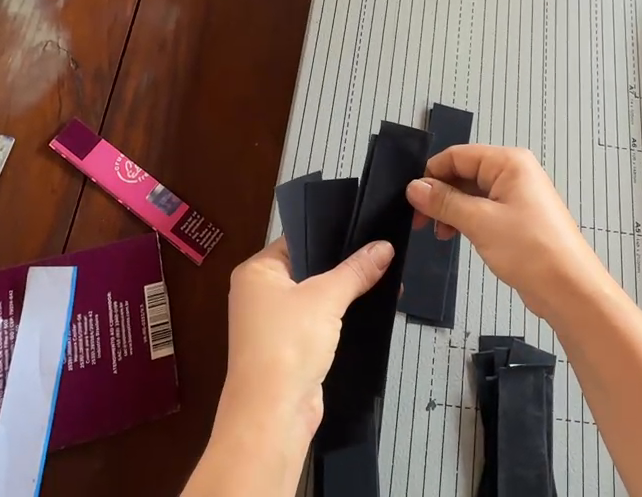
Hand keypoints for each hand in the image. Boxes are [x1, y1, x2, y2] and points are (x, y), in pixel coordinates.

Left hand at [220, 236, 392, 442]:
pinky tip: (369, 306)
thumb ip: (356, 271)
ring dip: (344, 293)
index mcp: (256, 271)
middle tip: (380, 250)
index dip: (330, 234)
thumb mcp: (326, 298)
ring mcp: (274, 323)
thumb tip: (385, 246)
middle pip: (309, 268)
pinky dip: (339, 316)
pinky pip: (319, 321)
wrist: (273, 415)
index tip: (365, 227)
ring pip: (316, 297)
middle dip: (343, 265)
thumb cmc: (288, 343)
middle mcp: (259, 293)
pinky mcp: (290, 348)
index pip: (297, 240)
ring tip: (383, 275)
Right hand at [406, 145, 607, 318]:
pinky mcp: (518, 218)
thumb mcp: (480, 222)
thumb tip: (414, 187)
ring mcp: (517, 196)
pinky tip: (455, 236)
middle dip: (440, 194)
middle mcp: (514, 172)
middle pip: (465, 172)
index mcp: (509, 162)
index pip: (459, 155)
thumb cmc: (529, 249)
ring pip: (472, 193)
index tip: (411, 200)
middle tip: (420, 222)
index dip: (432, 174)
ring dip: (451, 210)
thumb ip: (445, 202)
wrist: (570, 290)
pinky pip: (484, 209)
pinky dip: (466, 220)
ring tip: (439, 233)